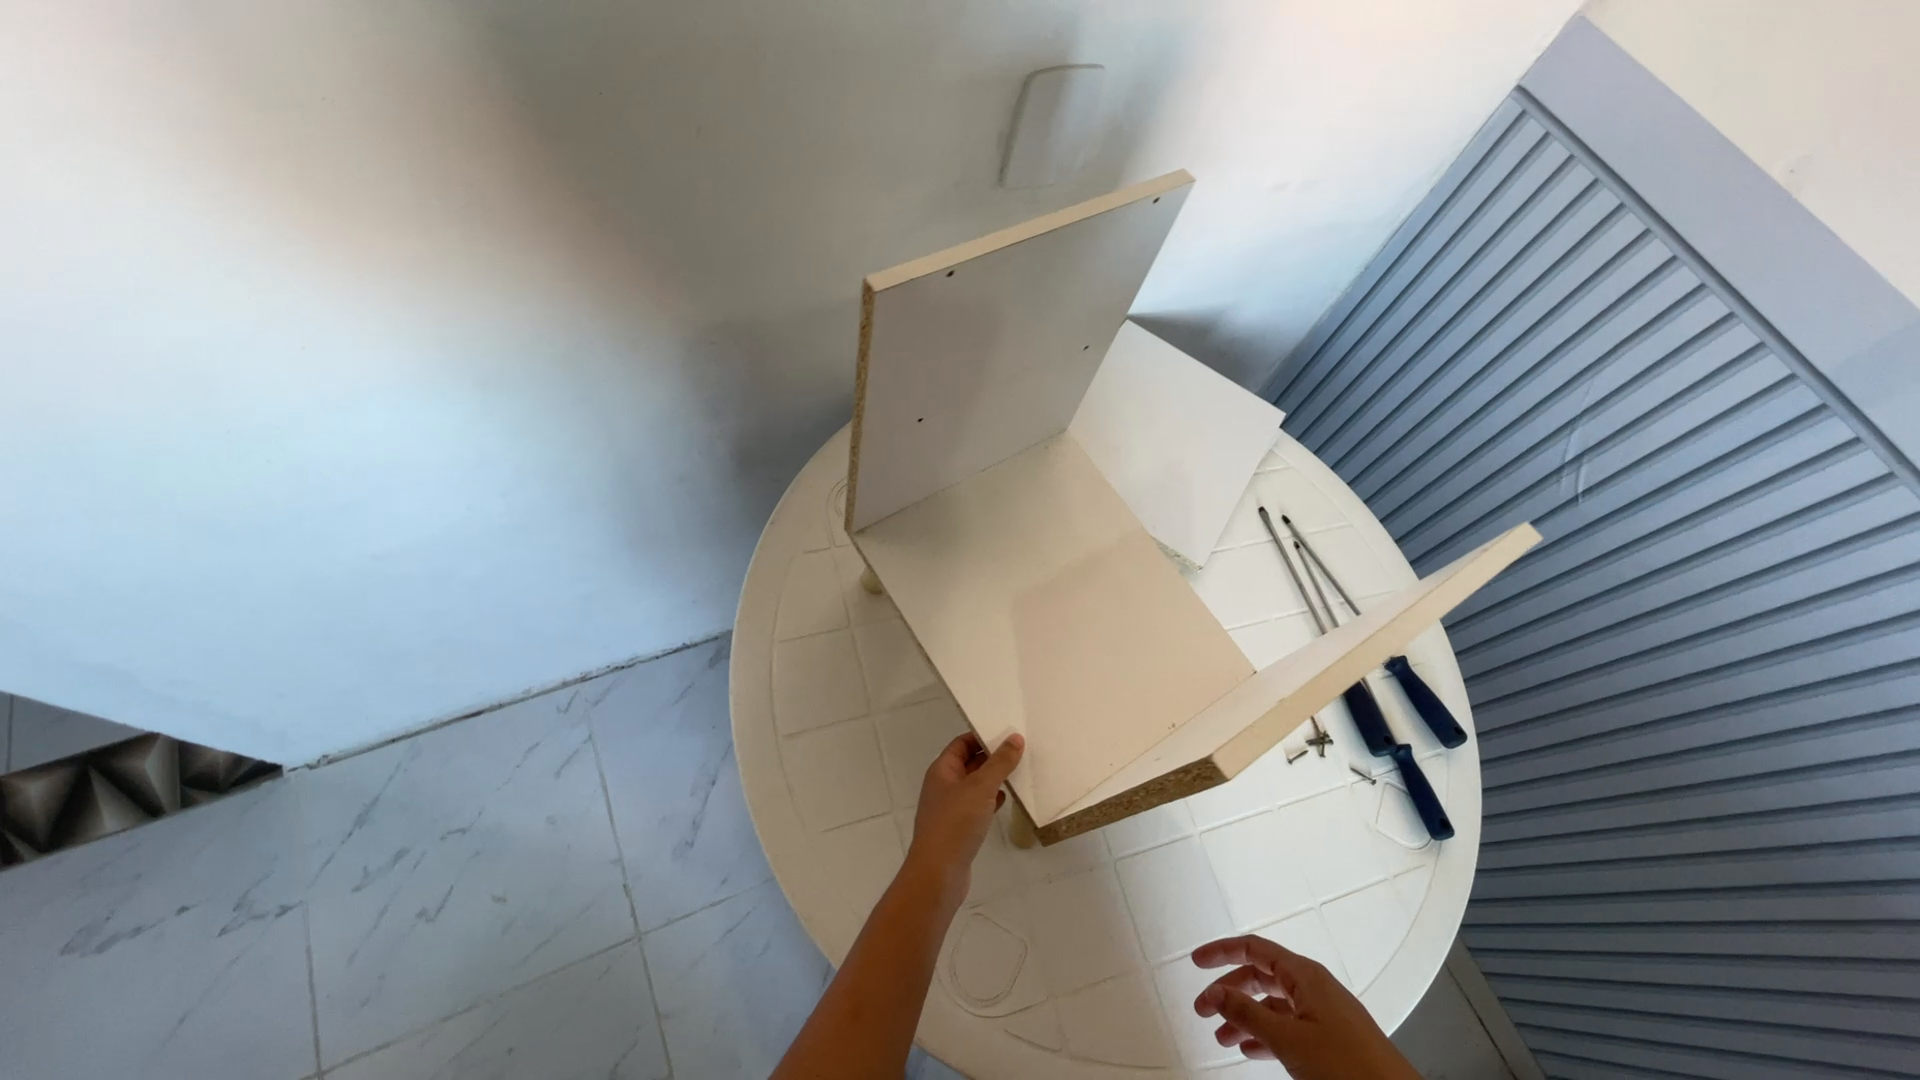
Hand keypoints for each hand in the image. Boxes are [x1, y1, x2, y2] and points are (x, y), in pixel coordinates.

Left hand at [905, 733, 1023, 906]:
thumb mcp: (981, 787)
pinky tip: (1008, 800)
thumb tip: (1015, 738)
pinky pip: (978, 806)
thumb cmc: (955, 823)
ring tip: (1020, 772)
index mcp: (942, 770)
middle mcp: (944, 785)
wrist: (938, 873)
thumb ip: (999, 763)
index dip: (983, 736)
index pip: (962, 743)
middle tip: (1021, 750)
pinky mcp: (959, 828)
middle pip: (969, 763)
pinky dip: (992, 800)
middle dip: (992, 757)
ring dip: (994, 779)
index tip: (1009, 732)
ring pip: (975, 786)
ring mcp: (950, 808)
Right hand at [1192, 935, 1419, 1079]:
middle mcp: (1314, 987)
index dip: (1222, 952)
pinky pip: (1289, 1026)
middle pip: (1261, 975)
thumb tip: (1215, 992)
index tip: (1196, 963)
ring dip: (1245, 1017)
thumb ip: (1247, 1013)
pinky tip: (1251, 1050)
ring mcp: (1324, 1014)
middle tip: (1203, 1009)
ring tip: (1222, 1037)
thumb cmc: (1345, 1066)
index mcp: (1304, 975)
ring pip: (1273, 1005)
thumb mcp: (1287, 1039)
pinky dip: (1265, 1034)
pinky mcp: (1332, 1040)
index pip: (1254, 948)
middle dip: (1230, 990)